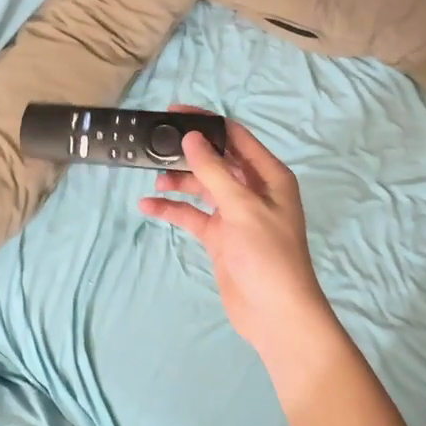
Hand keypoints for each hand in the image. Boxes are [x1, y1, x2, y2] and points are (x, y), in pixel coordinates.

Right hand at [137, 106, 341, 371]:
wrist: (275, 313)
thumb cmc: (268, 254)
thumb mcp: (242, 207)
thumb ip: (214, 171)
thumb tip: (192, 137)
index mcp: (269, 176)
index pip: (235, 137)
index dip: (207, 123)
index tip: (174, 112)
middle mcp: (253, 190)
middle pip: (216, 161)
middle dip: (188, 153)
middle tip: (155, 144)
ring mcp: (235, 215)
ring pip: (202, 187)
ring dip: (179, 181)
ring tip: (154, 178)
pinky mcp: (220, 238)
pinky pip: (193, 216)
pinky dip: (173, 209)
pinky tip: (149, 206)